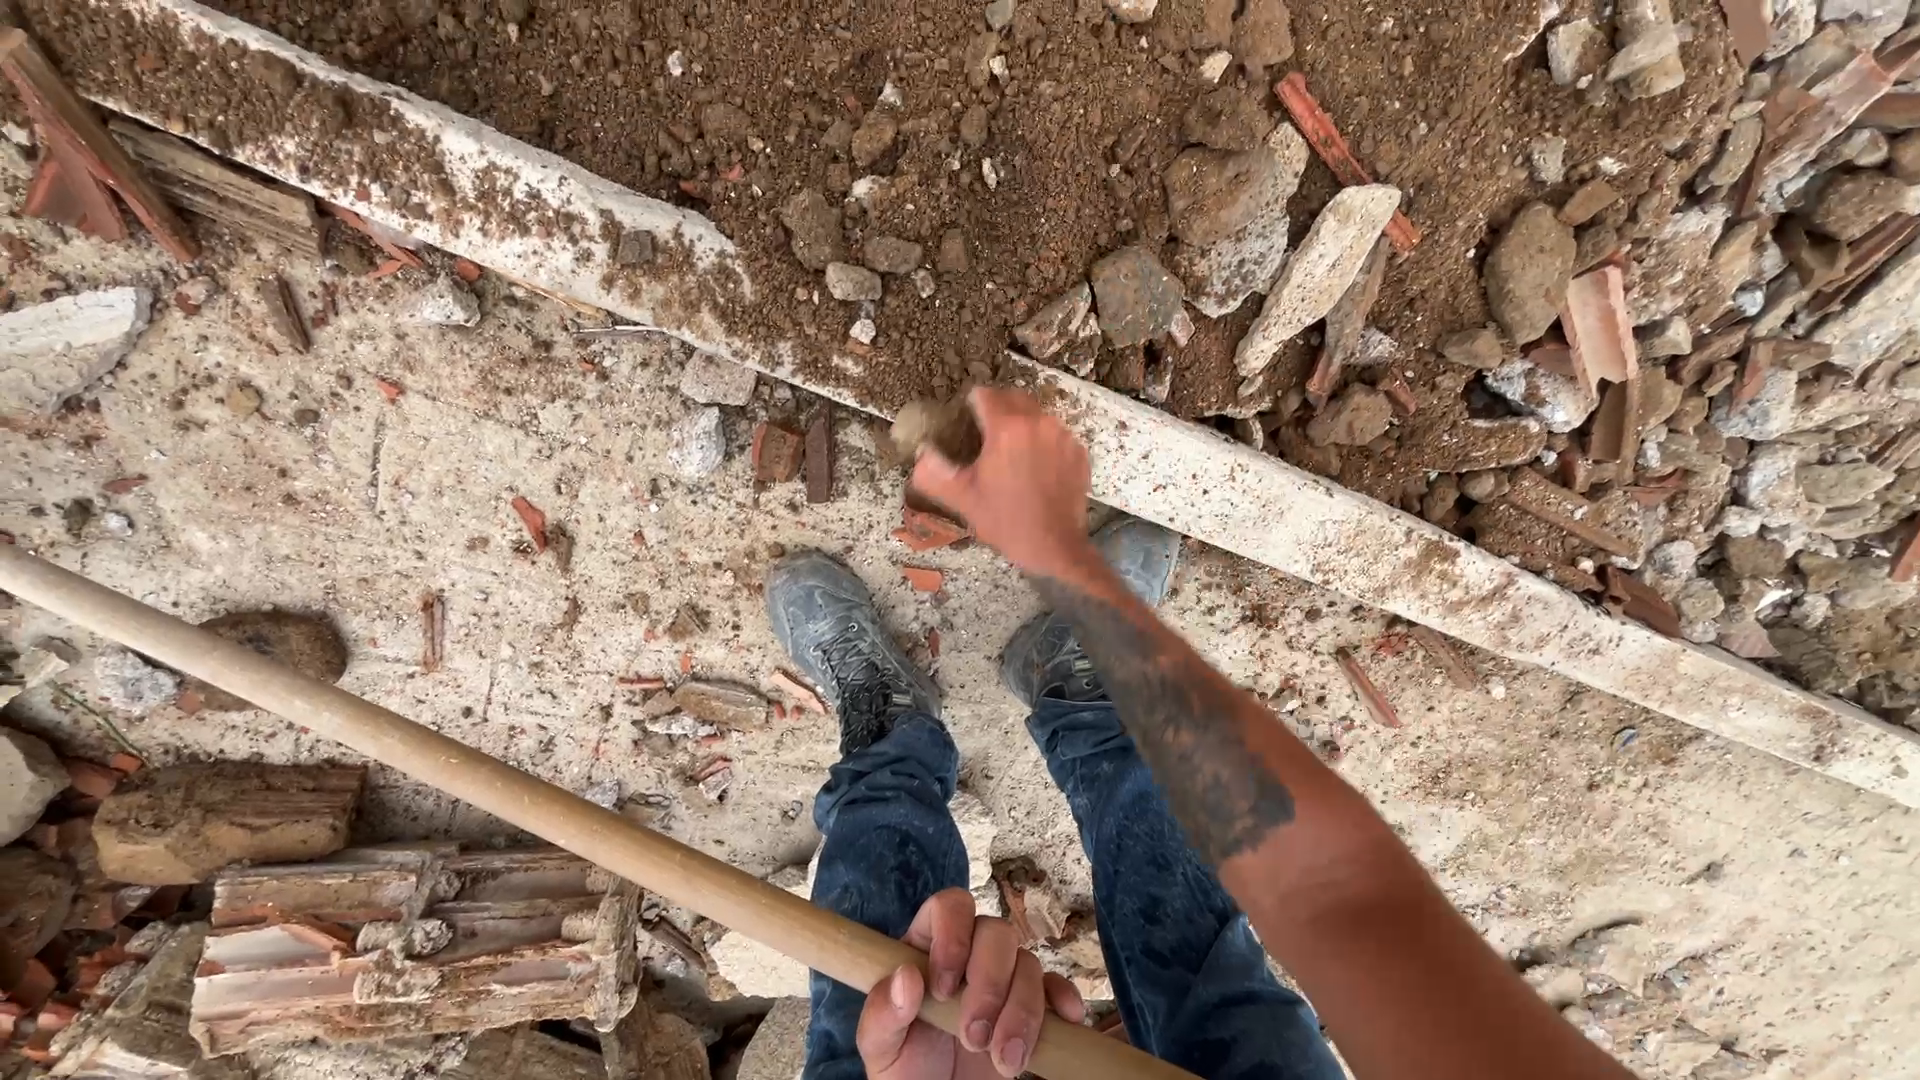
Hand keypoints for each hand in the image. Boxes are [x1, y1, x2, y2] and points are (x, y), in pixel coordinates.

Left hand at [858, 888, 1085, 1079]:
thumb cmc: (907, 1071)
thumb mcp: (881, 1048)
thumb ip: (883, 1013)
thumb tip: (906, 977)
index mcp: (930, 947)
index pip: (949, 907)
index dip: (952, 936)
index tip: (943, 989)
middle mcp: (971, 953)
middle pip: (996, 931)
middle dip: (990, 984)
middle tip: (973, 1037)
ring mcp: (1005, 978)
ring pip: (1029, 962)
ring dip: (1022, 1011)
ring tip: (1004, 1061)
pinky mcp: (1035, 1006)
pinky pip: (1057, 986)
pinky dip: (1063, 1000)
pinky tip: (1062, 1021)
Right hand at [910, 387, 1095, 579]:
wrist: (1055, 546)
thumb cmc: (1007, 523)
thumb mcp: (963, 499)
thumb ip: (933, 473)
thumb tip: (922, 453)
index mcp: (1007, 429)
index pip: (985, 394)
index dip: (971, 404)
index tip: (965, 420)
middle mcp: (1038, 423)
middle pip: (1013, 397)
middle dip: (998, 409)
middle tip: (985, 433)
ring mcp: (1063, 436)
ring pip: (1037, 414)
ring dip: (1021, 424)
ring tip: (1011, 452)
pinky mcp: (1079, 452)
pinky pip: (1055, 434)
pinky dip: (1043, 441)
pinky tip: (1035, 466)